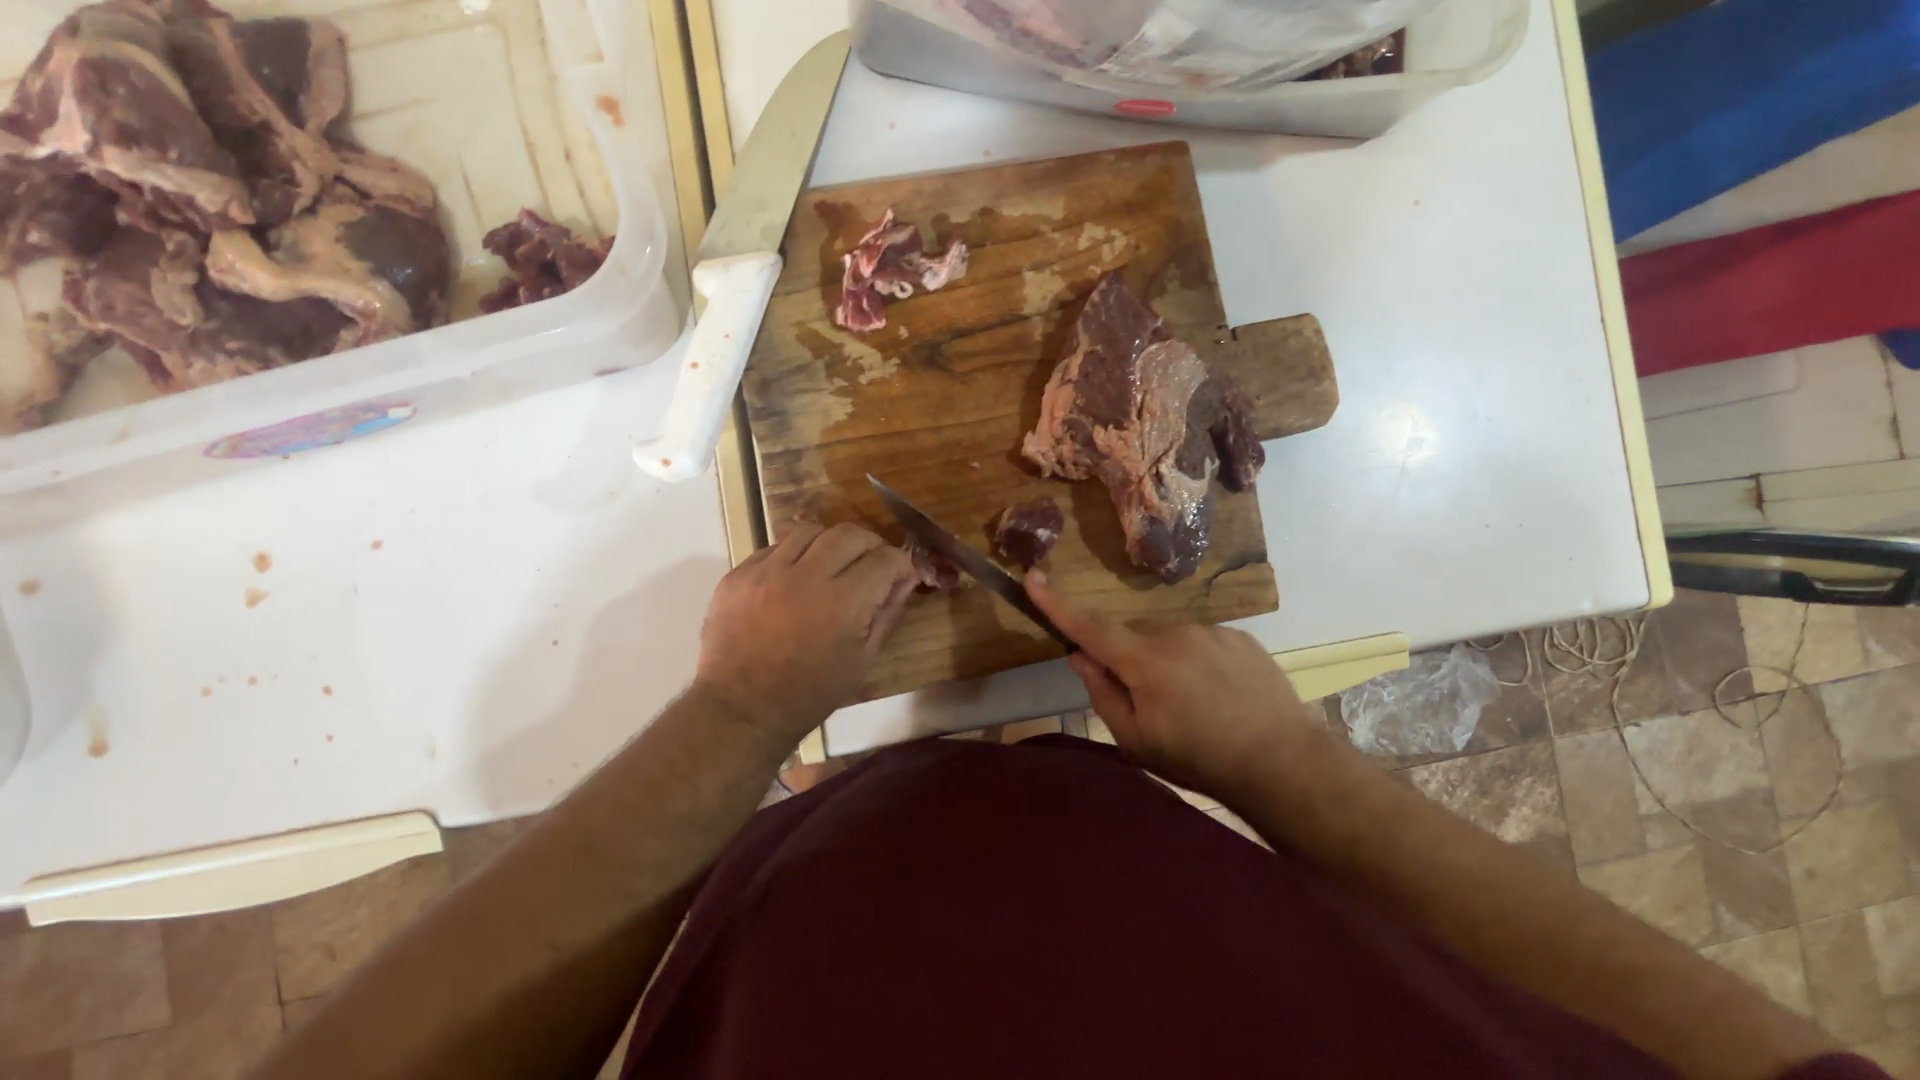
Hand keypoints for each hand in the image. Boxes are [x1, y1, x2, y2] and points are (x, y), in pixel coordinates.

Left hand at [695, 522, 918, 742]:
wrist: (742, 709)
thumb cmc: (811, 693)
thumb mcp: (862, 660)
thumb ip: (887, 613)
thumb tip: (906, 578)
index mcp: (843, 604)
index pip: (885, 559)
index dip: (900, 563)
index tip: (900, 574)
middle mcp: (805, 578)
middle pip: (849, 534)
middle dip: (870, 544)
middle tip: (870, 564)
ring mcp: (767, 572)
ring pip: (810, 531)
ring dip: (830, 544)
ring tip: (831, 566)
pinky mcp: (739, 575)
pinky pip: (775, 548)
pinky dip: (794, 556)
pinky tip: (796, 579)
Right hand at [1027, 572, 1336, 801]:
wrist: (1282, 762)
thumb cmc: (1200, 759)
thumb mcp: (1137, 741)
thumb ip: (1103, 695)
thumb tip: (1080, 656)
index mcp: (1145, 663)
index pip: (1090, 627)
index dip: (1057, 605)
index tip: (1032, 578)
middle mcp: (1176, 634)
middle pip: (1133, 637)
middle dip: (1130, 660)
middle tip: (1151, 705)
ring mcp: (1212, 632)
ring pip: (1169, 639)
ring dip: (1167, 662)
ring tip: (1194, 705)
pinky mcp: (1240, 637)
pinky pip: (1202, 642)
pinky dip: (1198, 662)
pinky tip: (1219, 695)